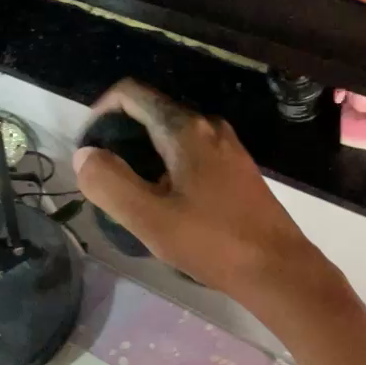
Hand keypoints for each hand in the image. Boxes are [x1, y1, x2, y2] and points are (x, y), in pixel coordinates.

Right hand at [72, 80, 338, 305]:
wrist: (280, 270)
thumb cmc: (213, 242)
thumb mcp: (150, 218)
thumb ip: (110, 183)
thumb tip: (85, 155)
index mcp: (185, 128)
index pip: (130, 94)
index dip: (99, 113)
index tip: (87, 150)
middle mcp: (208, 126)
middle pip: (150, 113)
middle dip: (119, 138)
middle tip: (103, 180)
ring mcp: (227, 146)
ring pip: (169, 136)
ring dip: (142, 156)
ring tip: (129, 196)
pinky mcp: (236, 169)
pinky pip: (189, 153)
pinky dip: (165, 167)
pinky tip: (163, 204)